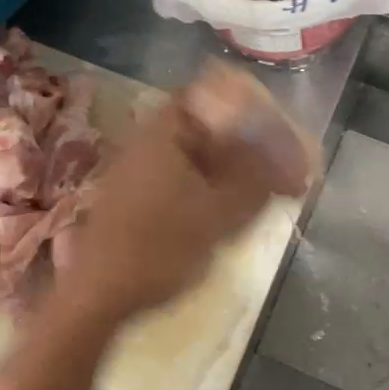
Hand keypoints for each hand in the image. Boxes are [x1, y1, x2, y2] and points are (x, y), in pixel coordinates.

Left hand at [58, 64, 312, 322]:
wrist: (97, 297)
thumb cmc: (159, 250)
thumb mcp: (219, 216)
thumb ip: (258, 181)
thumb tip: (291, 158)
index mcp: (164, 134)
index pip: (208, 92)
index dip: (245, 102)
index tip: (274, 122)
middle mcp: (146, 142)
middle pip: (204, 123)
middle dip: (244, 139)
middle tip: (277, 161)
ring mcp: (136, 170)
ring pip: (193, 153)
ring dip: (229, 164)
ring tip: (262, 189)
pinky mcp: (133, 198)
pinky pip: (180, 176)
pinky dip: (208, 184)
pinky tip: (229, 209)